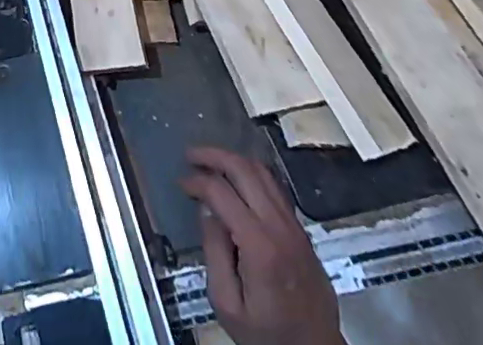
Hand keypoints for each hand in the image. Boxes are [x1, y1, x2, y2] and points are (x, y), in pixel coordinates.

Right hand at [181, 147, 342, 344]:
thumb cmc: (267, 335)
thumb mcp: (227, 304)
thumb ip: (214, 253)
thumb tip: (207, 211)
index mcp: (259, 246)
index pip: (222, 193)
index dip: (197, 182)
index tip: (181, 184)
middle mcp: (280, 227)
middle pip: (245, 170)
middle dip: (214, 156)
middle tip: (190, 156)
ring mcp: (295, 226)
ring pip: (264, 173)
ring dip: (234, 161)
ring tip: (210, 163)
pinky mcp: (301, 231)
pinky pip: (275, 188)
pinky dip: (252, 174)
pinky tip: (236, 180)